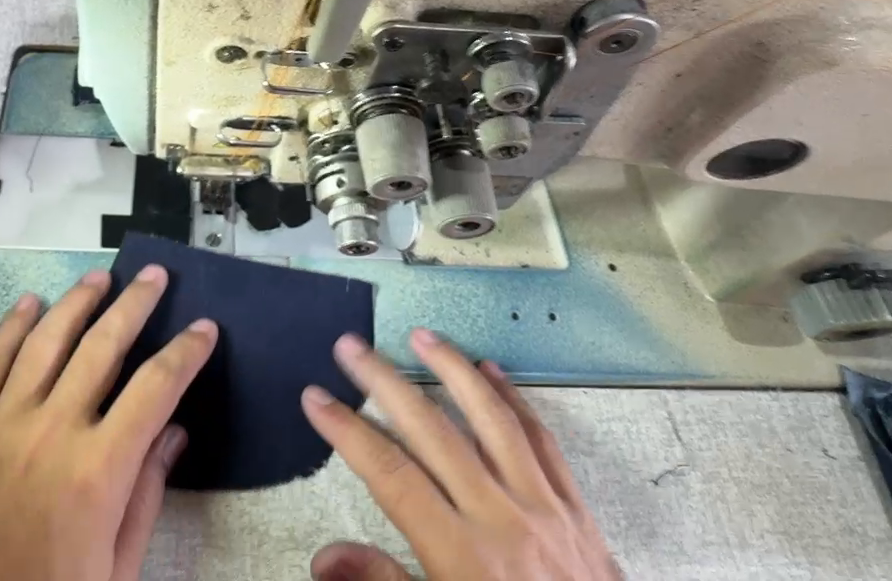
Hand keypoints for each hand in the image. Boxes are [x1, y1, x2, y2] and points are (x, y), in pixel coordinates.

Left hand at [0, 267, 218, 580]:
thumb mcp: (114, 572)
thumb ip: (145, 497)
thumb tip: (173, 432)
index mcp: (97, 471)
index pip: (156, 388)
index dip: (185, 353)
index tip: (205, 328)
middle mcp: (51, 431)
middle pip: (103, 345)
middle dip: (135, 304)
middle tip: (154, 274)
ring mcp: (1, 424)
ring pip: (46, 341)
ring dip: (76, 302)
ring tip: (100, 276)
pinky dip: (10, 327)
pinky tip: (28, 303)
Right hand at [300, 329, 619, 580]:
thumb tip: (324, 556)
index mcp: (462, 557)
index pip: (392, 477)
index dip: (349, 433)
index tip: (315, 398)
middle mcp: (501, 518)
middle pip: (433, 433)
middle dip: (385, 383)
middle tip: (350, 346)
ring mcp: (543, 506)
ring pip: (492, 420)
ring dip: (453, 371)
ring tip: (421, 335)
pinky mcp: (576, 508)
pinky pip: (542, 441)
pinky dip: (515, 401)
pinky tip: (492, 371)